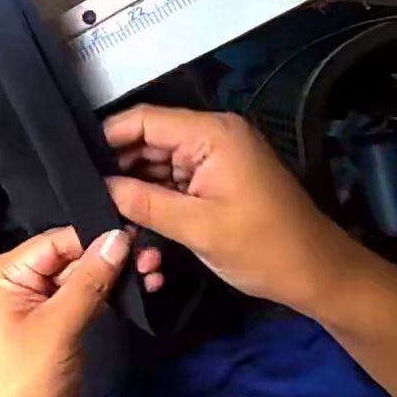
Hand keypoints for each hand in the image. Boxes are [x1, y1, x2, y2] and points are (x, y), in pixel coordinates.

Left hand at [0, 226, 161, 396]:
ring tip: (155, 273)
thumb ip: (90, 279)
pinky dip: (111, 296)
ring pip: (83, 277)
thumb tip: (121, 235)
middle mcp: (18, 280)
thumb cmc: (26, 389)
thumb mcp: (58, 329)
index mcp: (5, 271)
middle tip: (155, 258)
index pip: (58, 239)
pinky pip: (85, 299)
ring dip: (117, 275)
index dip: (98, 234)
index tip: (142, 233)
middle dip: (113, 256)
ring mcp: (37, 304)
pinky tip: (140, 290)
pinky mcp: (55, 326)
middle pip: (72, 256)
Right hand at [104, 105, 363, 315]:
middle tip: (88, 195)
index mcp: (212, 133)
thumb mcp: (198, 227)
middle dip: (120, 169)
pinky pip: (175, 181)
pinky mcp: (217, 178)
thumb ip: (143, 202)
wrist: (319, 276)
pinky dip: (157, 201)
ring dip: (137, 190)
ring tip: (109, 215)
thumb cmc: (264, 247)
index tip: (77, 161)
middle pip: (150, 141)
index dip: (109, 136)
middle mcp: (212, 136)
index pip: (147, 120)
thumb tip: (99, 187)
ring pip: (159, 164)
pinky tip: (138, 225)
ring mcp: (215, 157)